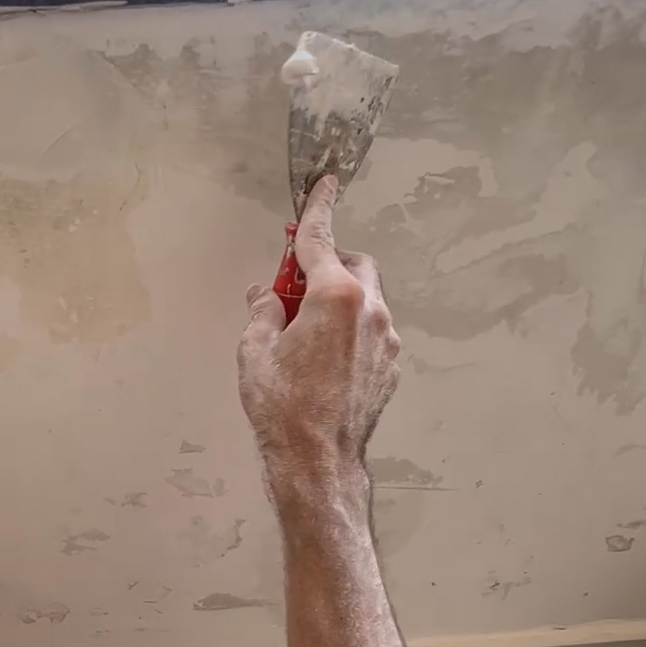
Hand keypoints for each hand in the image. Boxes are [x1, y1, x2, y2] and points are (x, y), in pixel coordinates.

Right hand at [239, 176, 400, 492]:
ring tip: (307, 333)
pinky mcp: (392, 366)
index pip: (321, 240)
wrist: (319, 463)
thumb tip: (266, 295)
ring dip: (340, 299)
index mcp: (334, 297)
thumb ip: (262, 312)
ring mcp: (387, 339)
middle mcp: (370, 309)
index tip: (325, 183)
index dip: (317, 209)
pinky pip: (373, 330)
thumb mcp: (253, 353)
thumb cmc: (281, 408)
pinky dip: (351, 328)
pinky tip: (326, 360)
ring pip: (368, 298)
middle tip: (296, 288)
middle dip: (329, 264)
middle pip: (355, 264)